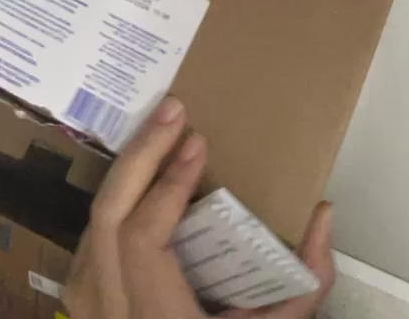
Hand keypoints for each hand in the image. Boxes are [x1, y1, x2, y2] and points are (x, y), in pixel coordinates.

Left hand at [63, 96, 337, 318]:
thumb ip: (307, 283)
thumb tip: (323, 215)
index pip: (142, 239)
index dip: (166, 186)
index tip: (196, 142)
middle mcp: (111, 318)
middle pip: (106, 218)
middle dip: (140, 155)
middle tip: (172, 111)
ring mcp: (90, 315)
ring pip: (89, 227)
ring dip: (125, 173)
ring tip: (159, 134)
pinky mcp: (85, 311)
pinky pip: (87, 244)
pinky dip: (115, 202)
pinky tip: (140, 177)